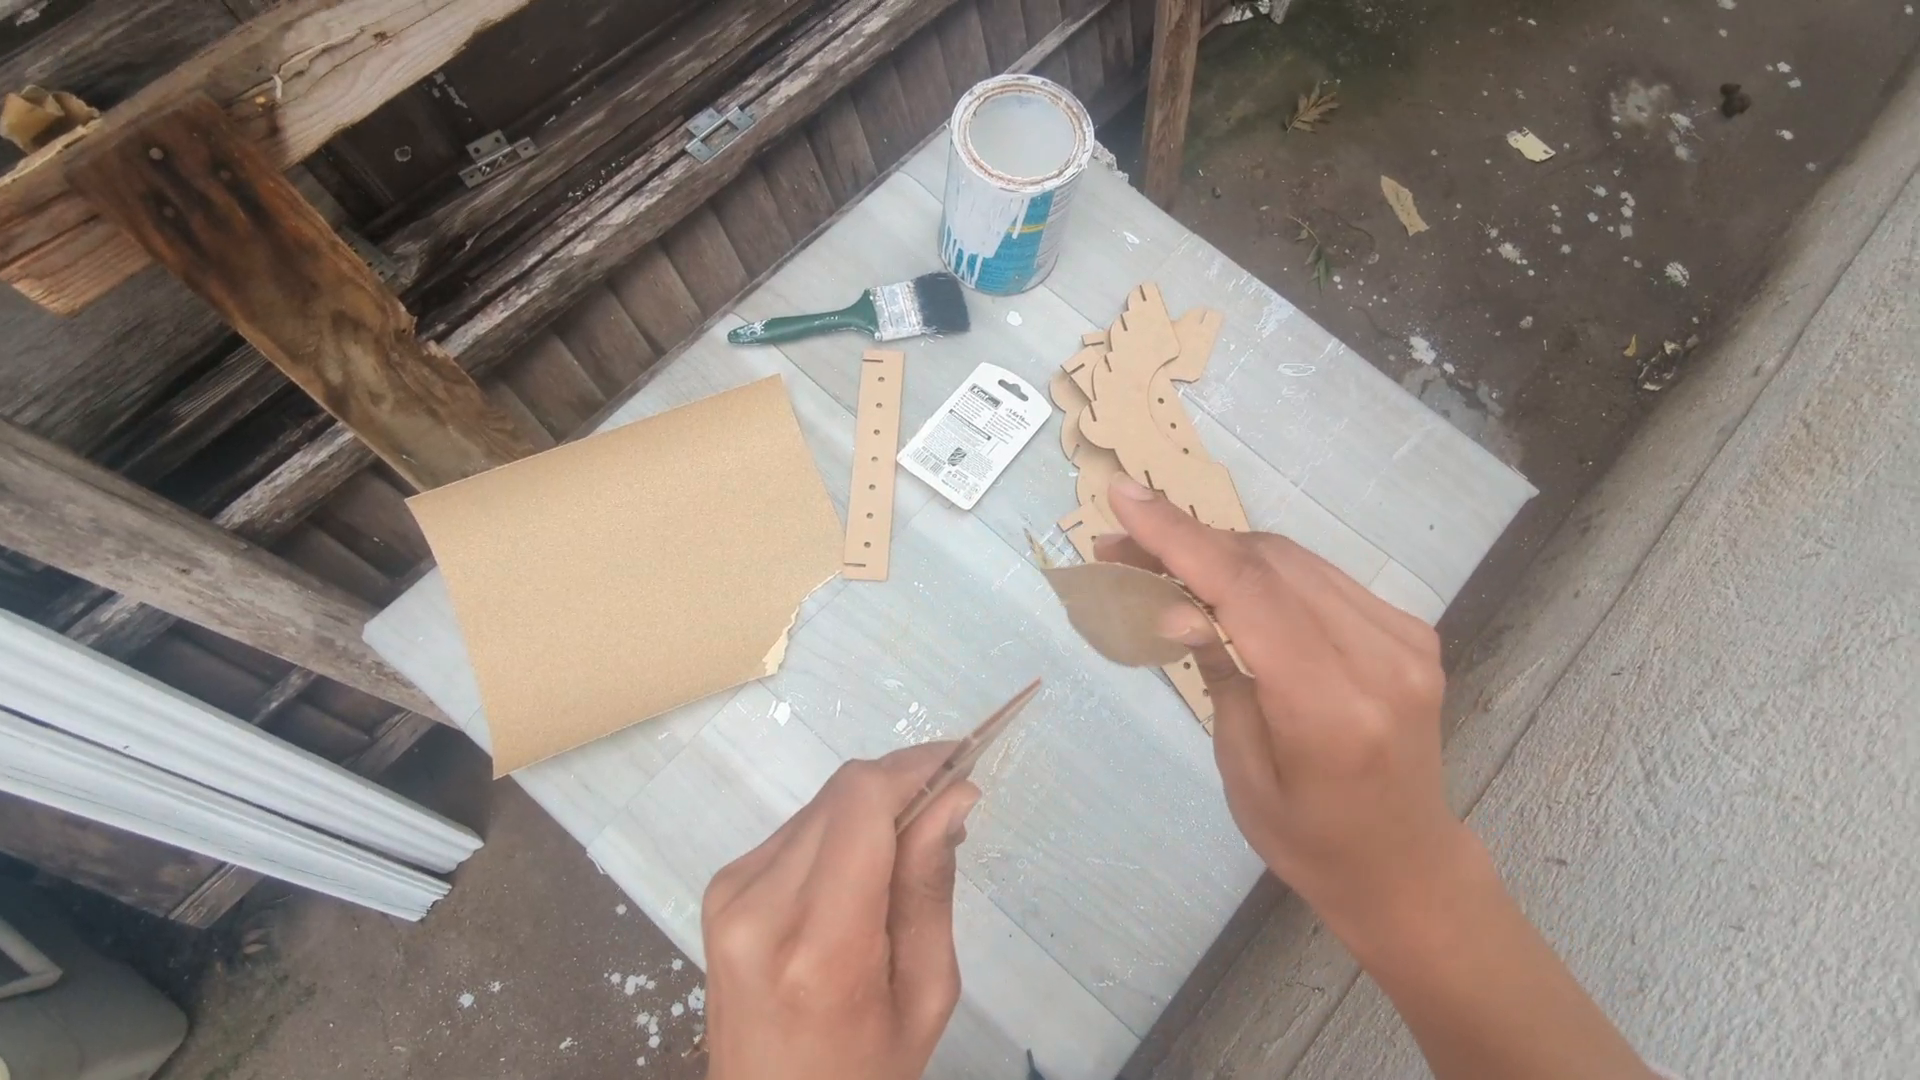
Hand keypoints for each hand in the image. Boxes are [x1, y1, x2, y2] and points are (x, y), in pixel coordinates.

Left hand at [702, 744, 977, 1079]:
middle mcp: (760, 903)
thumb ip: (930, 885)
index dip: (915, 768)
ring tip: (912, 841)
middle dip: (903, 781)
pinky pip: (799, 828)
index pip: (863, 804)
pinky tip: (866, 863)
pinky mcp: (722, 887)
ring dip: (874, 805)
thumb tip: (953, 794)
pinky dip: (843, 828)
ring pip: (822, 803)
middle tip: (950, 802)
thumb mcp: (924, 993)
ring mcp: (731, 892)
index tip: (961, 762)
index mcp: (818, 942)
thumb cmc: (865, 1068)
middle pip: (843, 792)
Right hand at [1098, 473, 1465, 932]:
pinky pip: (1318, 576)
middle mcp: (1381, 659)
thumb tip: (1176, 603)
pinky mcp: (1410, 631)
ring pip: (1292, 560)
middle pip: (1269, 564)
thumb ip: (1219, 673)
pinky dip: (1260, 567)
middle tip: (1122, 539)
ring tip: (1159, 554)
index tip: (1124, 495)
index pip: (1248, 593)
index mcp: (1332, 708)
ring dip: (1220, 548)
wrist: (1407, 865)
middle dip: (1188, 540)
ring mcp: (1405, 639)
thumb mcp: (1241, 769)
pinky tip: (1221, 578)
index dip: (1181, 538)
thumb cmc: (1307, 839)